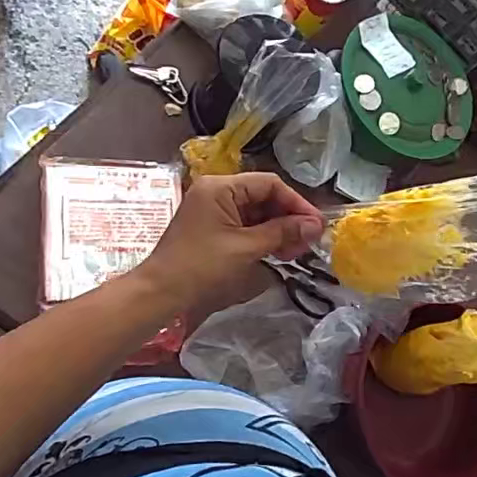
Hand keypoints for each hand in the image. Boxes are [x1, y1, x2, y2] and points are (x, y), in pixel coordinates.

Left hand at [133, 173, 323, 308]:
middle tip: (308, 242)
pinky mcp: (211, 227)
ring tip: (296, 251)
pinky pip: (244, 224)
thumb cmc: (201, 266)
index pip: (269, 184)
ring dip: (277, 230)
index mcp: (220, 187)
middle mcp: (215, 191)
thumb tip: (314, 225)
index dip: (296, 203)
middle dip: (288, 218)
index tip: (315, 225)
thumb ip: (282, 232)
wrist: (160, 292)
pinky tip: (277, 252)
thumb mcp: (245, 248)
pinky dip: (262, 236)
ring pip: (255, 212)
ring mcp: (212, 209)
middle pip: (263, 197)